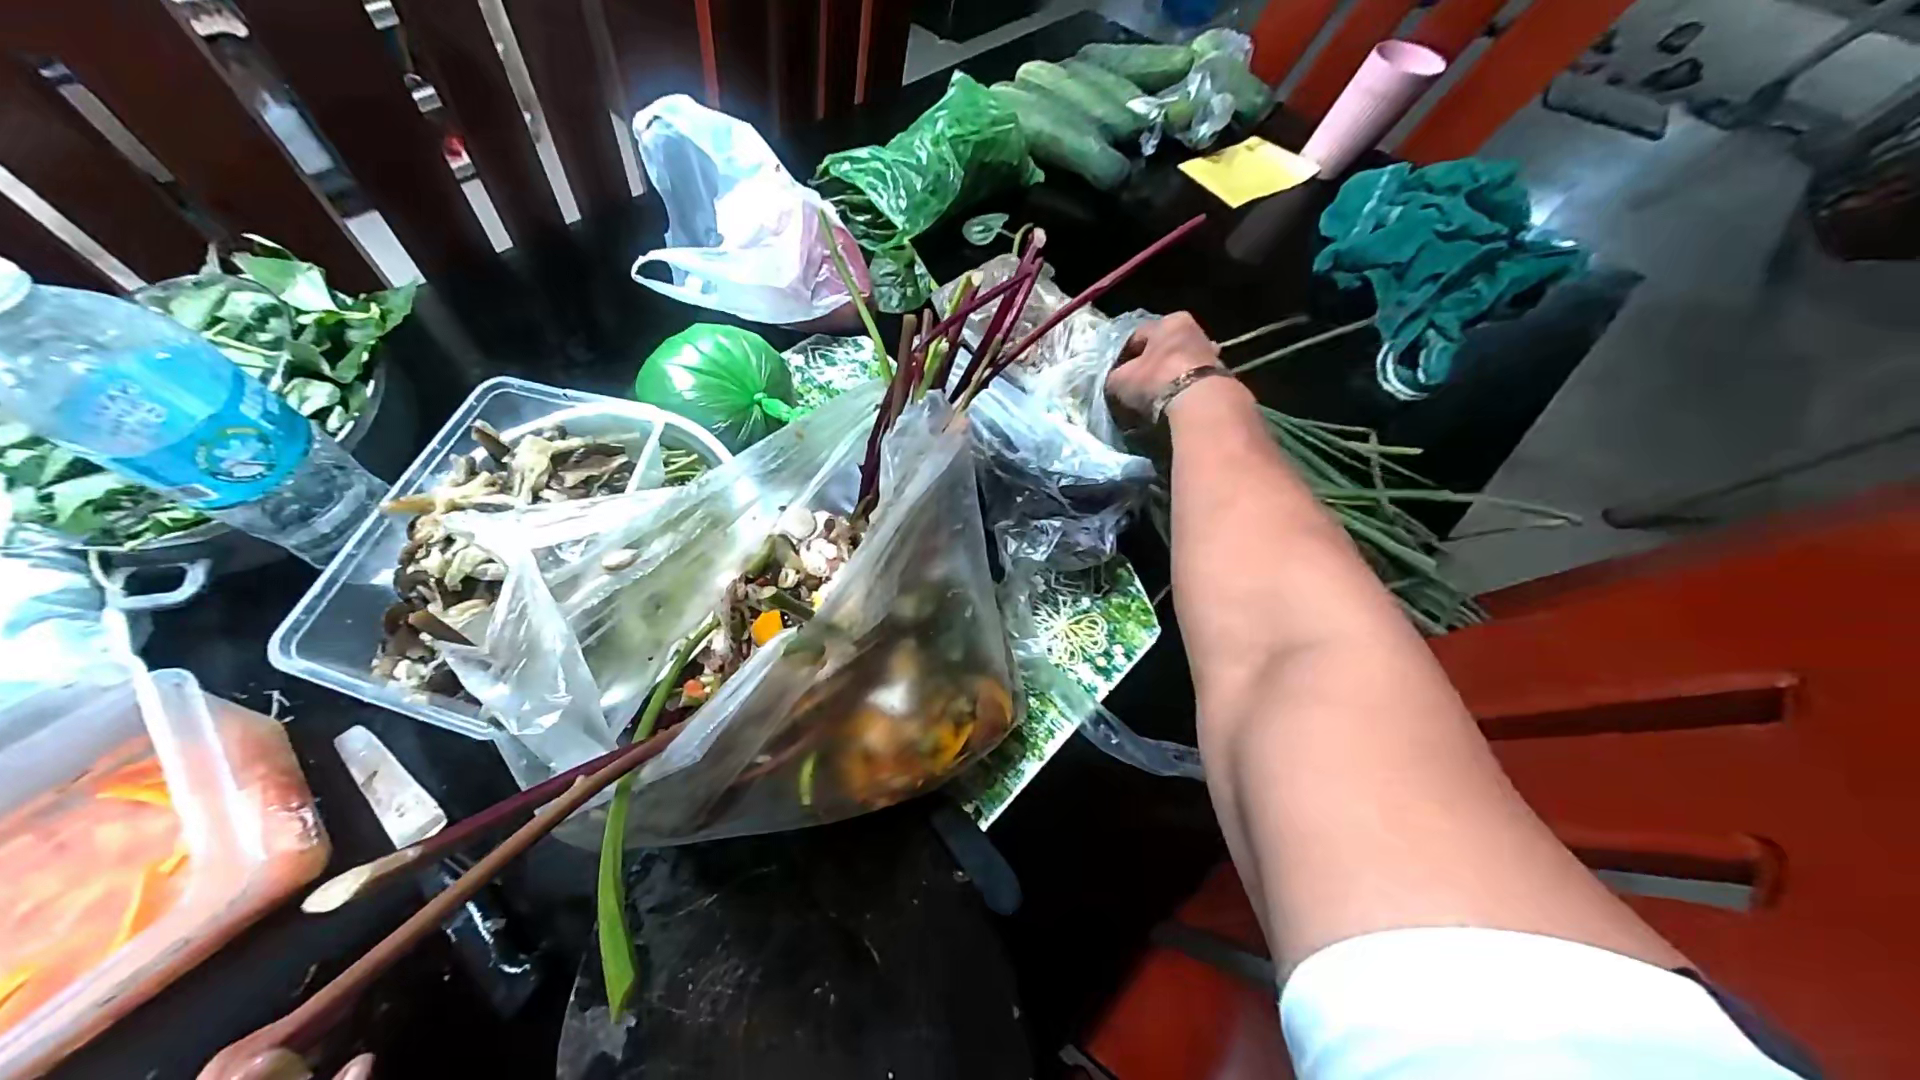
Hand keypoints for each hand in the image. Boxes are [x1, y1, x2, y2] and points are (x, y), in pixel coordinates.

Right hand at [1106, 312, 1222, 418]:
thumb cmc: (1156, 379)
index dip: (1123, 355)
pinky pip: (1193, 376)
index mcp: (1167, 321)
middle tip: (1136, 384)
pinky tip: (1175, 398)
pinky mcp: (1221, 371)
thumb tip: (1114, 379)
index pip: (1136, 336)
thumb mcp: (1121, 379)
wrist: (1200, 400)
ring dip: (1168, 374)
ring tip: (1156, 394)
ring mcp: (1209, 349)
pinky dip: (1183, 385)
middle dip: (1149, 364)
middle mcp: (1192, 328)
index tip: (1117, 374)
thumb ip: (1114, 376)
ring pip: (1179, 361)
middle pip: (1161, 347)